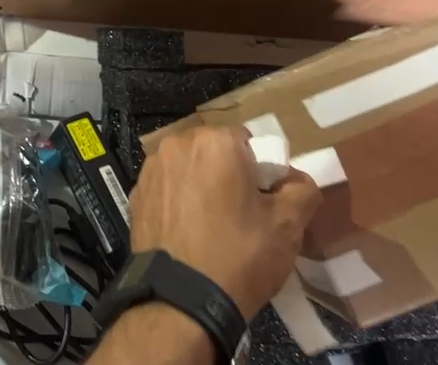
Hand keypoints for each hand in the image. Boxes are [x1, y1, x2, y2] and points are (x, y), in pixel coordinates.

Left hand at [132, 123, 321, 318]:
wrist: (182, 297)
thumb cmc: (239, 255)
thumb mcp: (288, 226)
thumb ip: (300, 190)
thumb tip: (296, 178)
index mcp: (215, 143)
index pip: (247, 141)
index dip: (261, 168)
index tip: (266, 197)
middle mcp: (177, 144)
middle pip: (213, 150)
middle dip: (229, 172)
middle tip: (243, 211)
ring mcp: (152, 167)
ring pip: (187, 166)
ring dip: (201, 182)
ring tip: (214, 222)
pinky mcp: (137, 192)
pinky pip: (167, 186)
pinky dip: (178, 198)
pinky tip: (189, 229)